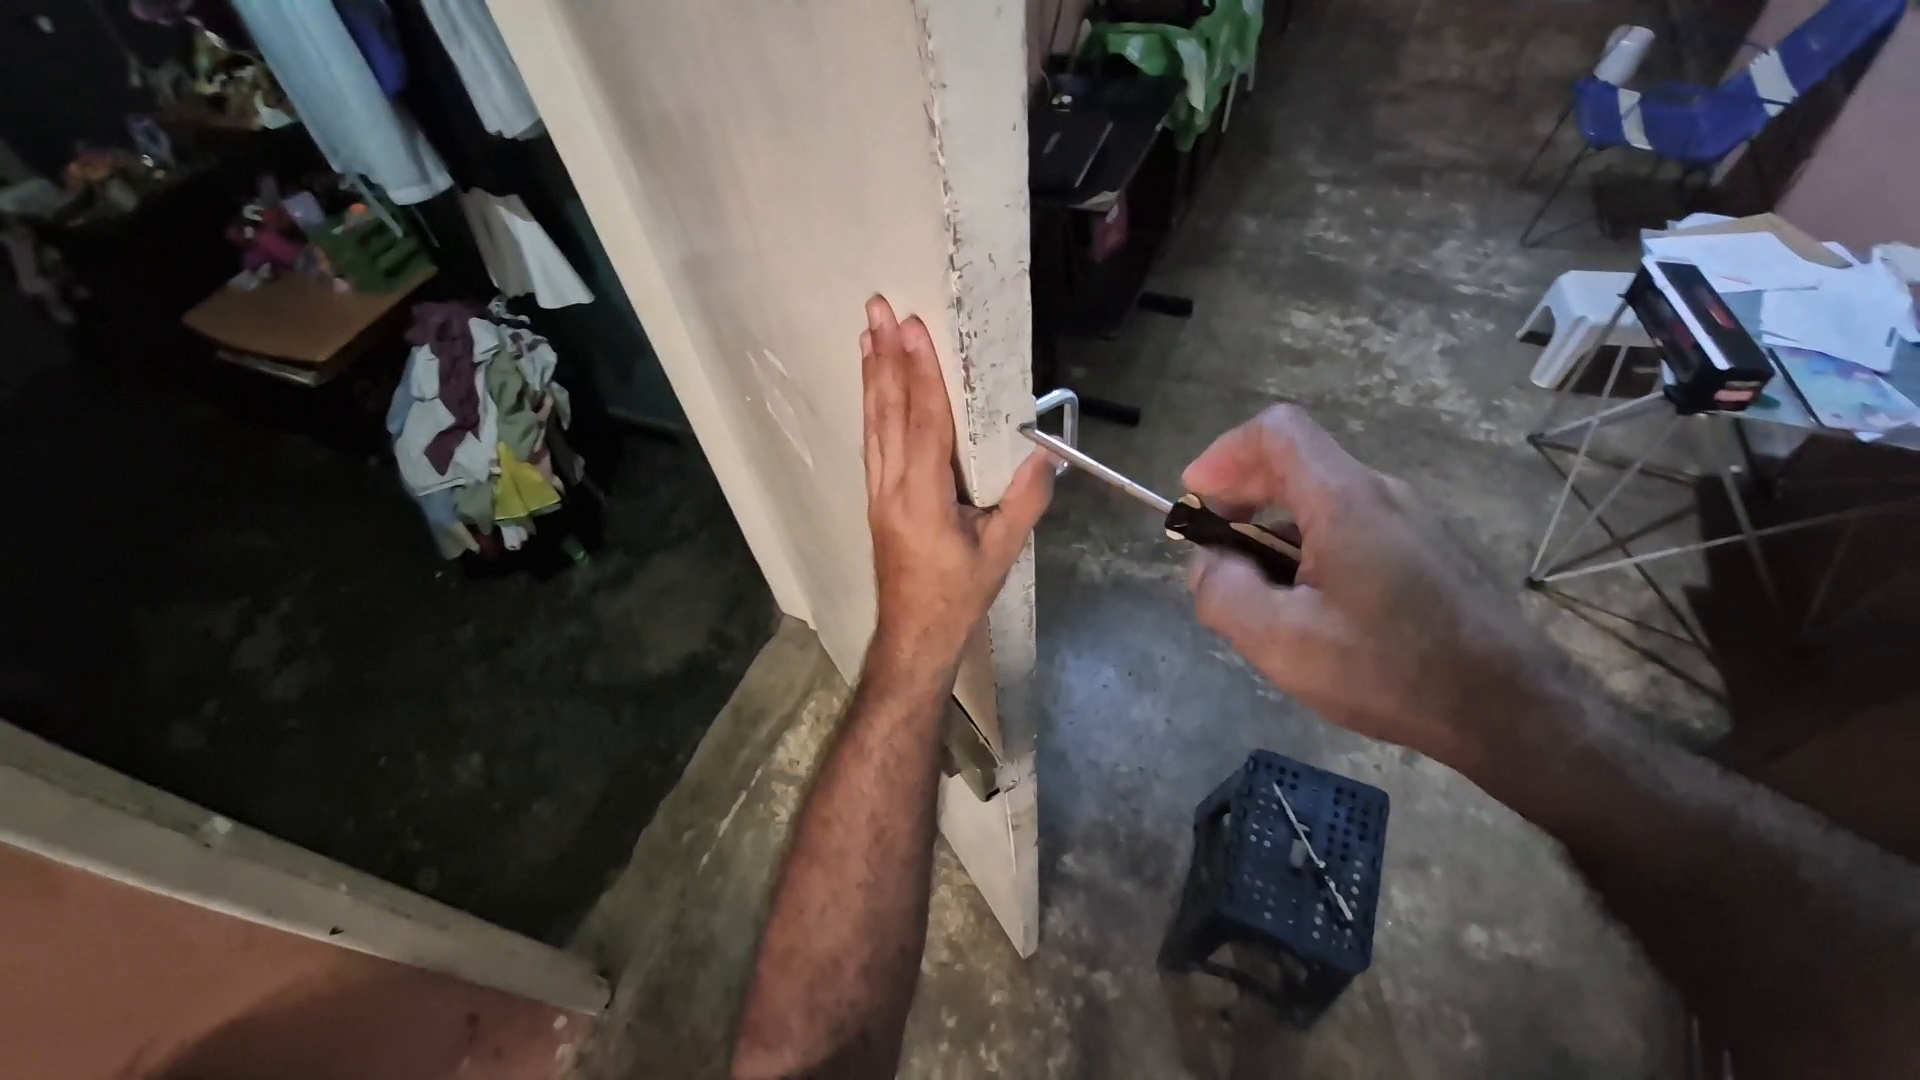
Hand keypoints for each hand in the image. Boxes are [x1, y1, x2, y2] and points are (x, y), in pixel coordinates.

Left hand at [861, 296, 1052, 671]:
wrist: (913, 636)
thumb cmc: (957, 597)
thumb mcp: (1001, 554)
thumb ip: (1024, 502)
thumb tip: (1044, 454)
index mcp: (923, 497)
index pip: (923, 422)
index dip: (919, 373)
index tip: (911, 327)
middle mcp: (892, 486)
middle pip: (887, 411)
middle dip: (883, 356)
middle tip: (875, 307)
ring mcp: (879, 492)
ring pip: (873, 423)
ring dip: (871, 375)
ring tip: (865, 333)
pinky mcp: (877, 499)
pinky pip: (872, 442)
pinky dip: (870, 407)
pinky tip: (870, 388)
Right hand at [1182, 405, 1570, 765]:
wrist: (1512, 709)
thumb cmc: (1391, 670)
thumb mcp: (1282, 642)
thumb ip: (1223, 593)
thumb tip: (1209, 564)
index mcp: (1345, 501)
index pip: (1276, 431)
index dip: (1224, 454)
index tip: (1197, 500)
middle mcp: (1383, 495)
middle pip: (1298, 466)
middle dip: (1242, 500)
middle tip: (1216, 555)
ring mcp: (1414, 522)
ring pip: (1324, 505)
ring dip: (1276, 536)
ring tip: (1264, 601)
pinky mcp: (1432, 552)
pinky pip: (1355, 531)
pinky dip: (1313, 552)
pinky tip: (1316, 613)